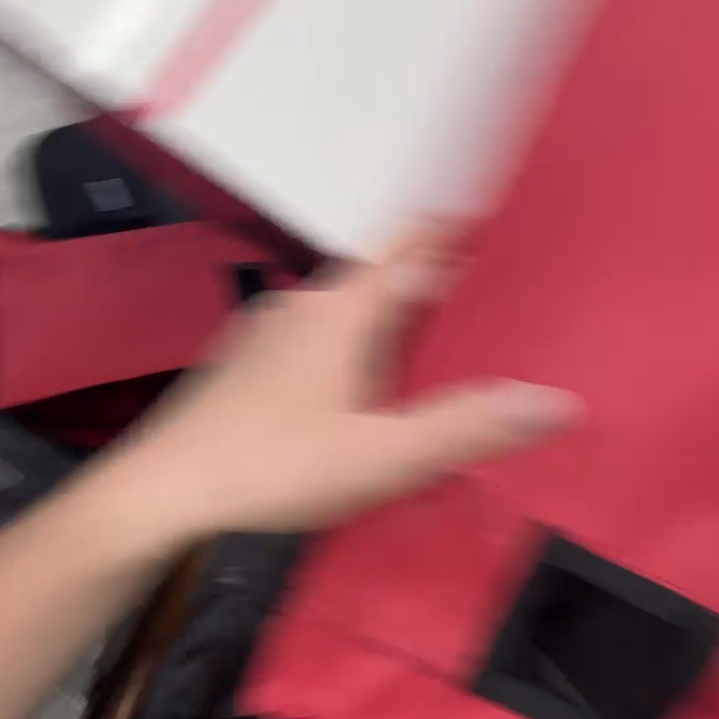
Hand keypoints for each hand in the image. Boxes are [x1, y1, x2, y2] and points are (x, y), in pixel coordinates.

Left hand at [89, 222, 579, 541]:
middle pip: (379, 278)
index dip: (452, 231)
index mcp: (338, 309)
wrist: (165, 489)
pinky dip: (353, 348)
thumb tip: (553, 401)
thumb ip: (465, 428)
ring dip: (391, 322)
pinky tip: (362, 392)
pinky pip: (315, 339)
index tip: (496, 230)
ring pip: (345, 311)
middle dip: (432, 286)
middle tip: (487, 309)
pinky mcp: (246, 364)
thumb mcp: (381, 455)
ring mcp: (267, 333)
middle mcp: (301, 306)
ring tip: (437, 354)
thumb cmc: (271, 466)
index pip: (406, 243)